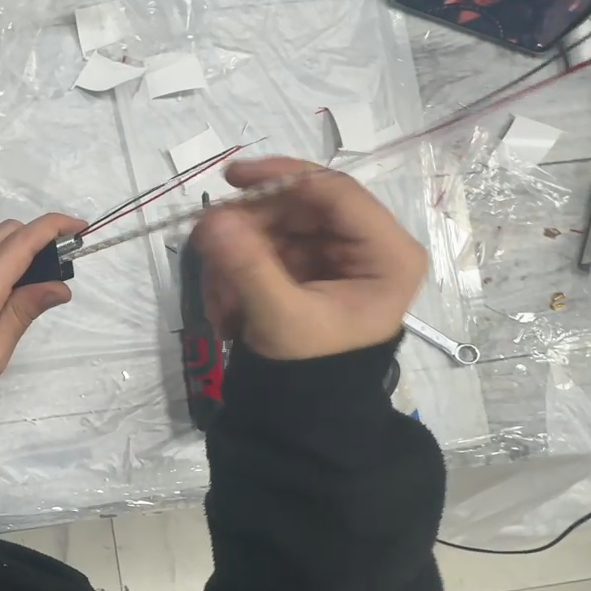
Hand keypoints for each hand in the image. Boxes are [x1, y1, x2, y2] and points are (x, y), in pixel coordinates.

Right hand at [192, 156, 425, 360]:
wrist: (302, 413)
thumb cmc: (310, 369)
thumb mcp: (280, 318)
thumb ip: (247, 267)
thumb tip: (209, 219)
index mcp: (386, 253)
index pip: (335, 193)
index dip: (283, 177)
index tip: (231, 177)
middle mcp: (363, 246)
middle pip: (298, 208)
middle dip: (248, 229)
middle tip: (205, 247)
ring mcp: (331, 257)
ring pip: (273, 229)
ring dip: (235, 257)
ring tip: (221, 302)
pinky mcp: (304, 270)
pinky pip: (263, 251)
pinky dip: (236, 272)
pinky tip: (226, 304)